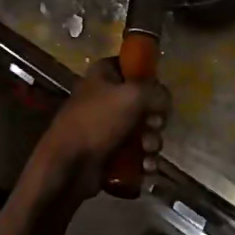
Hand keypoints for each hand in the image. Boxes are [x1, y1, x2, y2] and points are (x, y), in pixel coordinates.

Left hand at [32, 57, 169, 198]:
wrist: (70, 162)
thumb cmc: (97, 120)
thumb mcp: (130, 96)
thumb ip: (154, 91)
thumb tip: (164, 98)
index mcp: (104, 74)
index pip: (132, 66)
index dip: (148, 80)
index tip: (158, 95)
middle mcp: (106, 96)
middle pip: (144, 103)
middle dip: (154, 119)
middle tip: (152, 125)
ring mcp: (108, 125)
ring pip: (143, 130)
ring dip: (151, 142)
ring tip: (146, 150)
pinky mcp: (111, 151)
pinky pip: (138, 153)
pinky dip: (145, 160)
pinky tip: (145, 167)